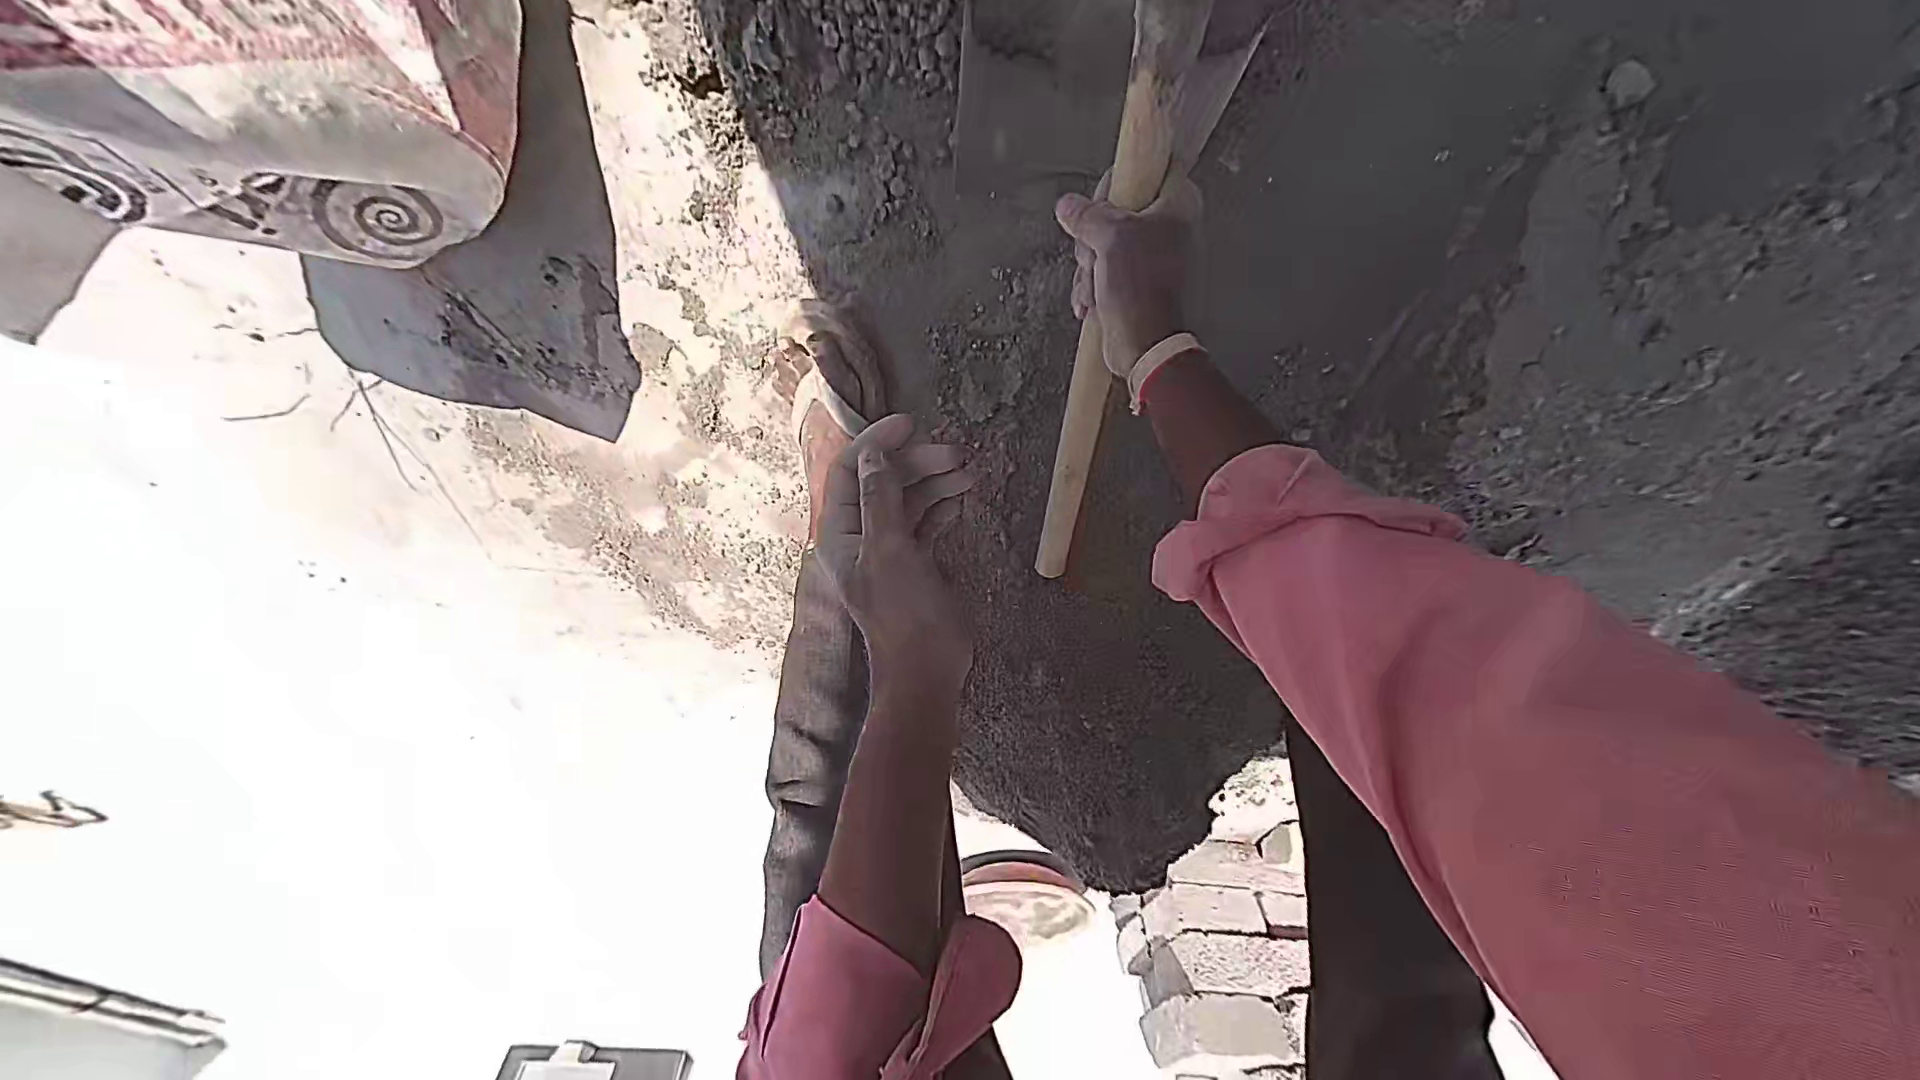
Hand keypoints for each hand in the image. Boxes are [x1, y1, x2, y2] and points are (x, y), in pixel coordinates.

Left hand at [817, 414, 974, 695]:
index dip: (875, 443)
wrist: (927, 671)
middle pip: (883, 483)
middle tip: (957, 455)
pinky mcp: (913, 563)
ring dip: (935, 484)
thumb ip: (878, 500)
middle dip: (917, 465)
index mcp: (840, 534)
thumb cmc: (904, 615)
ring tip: (968, 474)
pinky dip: (940, 509)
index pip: (847, 472)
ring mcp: (888, 550)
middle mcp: (859, 537)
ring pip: (907, 501)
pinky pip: (923, 523)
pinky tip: (960, 501)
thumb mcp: (889, 551)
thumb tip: (872, 456)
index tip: (910, 424)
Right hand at [1054, 172, 1202, 377]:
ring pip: (1104, 245)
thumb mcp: (1110, 239)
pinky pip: (1104, 272)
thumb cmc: (1142, 292)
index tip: (1105, 199)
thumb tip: (1068, 206)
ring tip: (1096, 286)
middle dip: (1093, 238)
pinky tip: (1093, 301)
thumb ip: (1087, 215)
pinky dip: (1093, 287)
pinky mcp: (1137, 284)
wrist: (1144, 347)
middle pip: (1115, 211)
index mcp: (1178, 204)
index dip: (1118, 181)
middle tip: (1096, 253)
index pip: (1148, 166)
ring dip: (1089, 269)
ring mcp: (1152, 258)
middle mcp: (1169, 227)